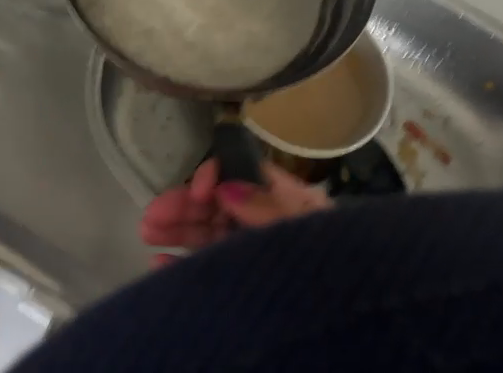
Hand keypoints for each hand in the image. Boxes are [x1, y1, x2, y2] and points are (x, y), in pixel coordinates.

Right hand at [139, 160, 330, 266]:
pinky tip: (159, 263)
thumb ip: (269, 208)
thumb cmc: (337, 266)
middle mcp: (263, 222)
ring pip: (205, 233)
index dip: (212, 177)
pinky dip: (179, 264)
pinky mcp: (242, 280)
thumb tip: (224, 186)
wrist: (356, 327)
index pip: (239, 174)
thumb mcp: (308, 230)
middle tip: (151, 217)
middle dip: (180, 206)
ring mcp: (251, 251)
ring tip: (146, 232)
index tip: (198, 193)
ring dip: (173, 230)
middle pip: (214, 204)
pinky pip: (206, 266)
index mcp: (284, 201)